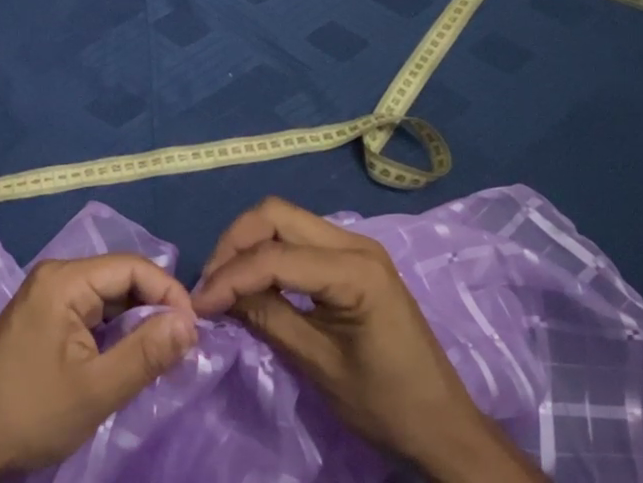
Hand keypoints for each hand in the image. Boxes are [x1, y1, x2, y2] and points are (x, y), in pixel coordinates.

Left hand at [0, 255, 197, 481]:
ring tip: (162, 358)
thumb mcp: (98, 388)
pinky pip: (89, 313)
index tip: (194, 333)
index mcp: (63, 280)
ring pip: (107, 298)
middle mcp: (53, 277)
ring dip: (136, 323)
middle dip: (155, 309)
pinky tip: (129, 360)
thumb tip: (190, 323)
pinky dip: (114, 333)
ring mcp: (45, 297)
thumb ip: (147, 352)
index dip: (169, 294)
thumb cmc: (33, 411)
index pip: (131, 267)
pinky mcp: (42, 319)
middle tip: (181, 350)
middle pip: (119, 279)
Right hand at [193, 198, 546, 482]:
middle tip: (210, 285)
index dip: (229, 276)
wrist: (444, 428)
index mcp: (355, 270)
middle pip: (275, 215)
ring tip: (224, 284)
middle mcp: (356, 244)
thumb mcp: (318, 363)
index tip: (199, 304)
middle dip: (234, 244)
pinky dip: (269, 252)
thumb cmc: (386, 403)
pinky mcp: (354, 260)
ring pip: (283, 220)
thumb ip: (267, 317)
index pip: (273, 256)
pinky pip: (299, 238)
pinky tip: (254, 283)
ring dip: (248, 245)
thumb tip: (216, 294)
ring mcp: (357, 247)